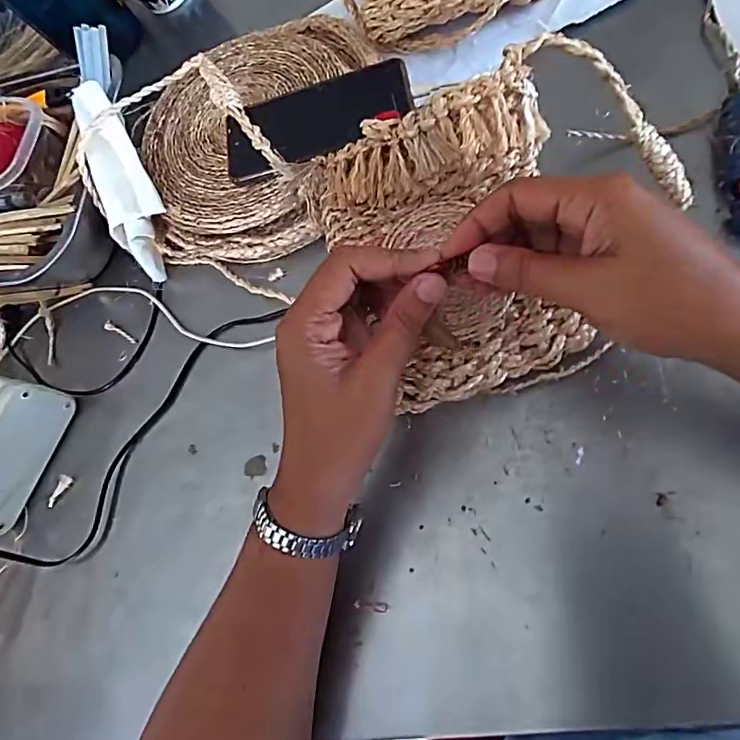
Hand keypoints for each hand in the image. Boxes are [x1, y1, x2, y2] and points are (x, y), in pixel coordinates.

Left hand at [272, 246, 445, 534]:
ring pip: (355, 287)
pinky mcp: (332, 343)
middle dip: (393, 266)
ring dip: (391, 284)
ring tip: (429, 288)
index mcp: (303, 322)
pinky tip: (411, 308)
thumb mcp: (377, 379)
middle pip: (347, 270)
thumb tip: (433, 280)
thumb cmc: (341, 438)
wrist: (319, 482)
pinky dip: (386, 305)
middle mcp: (304, 318)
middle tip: (436, 273)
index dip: (390, 257)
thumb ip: (404, 324)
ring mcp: (317, 330)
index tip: (432, 262)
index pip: (344, 265)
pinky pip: (359, 309)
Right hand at [438, 173, 739, 364]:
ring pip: (548, 230)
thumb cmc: (666, 303)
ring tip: (485, 286)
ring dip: (516, 255)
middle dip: (494, 241)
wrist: (737, 325)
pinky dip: (543, 265)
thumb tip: (473, 261)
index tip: (450, 256)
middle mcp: (602, 198)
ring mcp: (613, 221)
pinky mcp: (621, 244)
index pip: (518, 195)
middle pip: (531, 210)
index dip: (478, 223)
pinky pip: (569, 246)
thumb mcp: (588, 290)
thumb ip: (526, 272)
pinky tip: (522, 285)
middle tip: (463, 278)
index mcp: (595, 195)